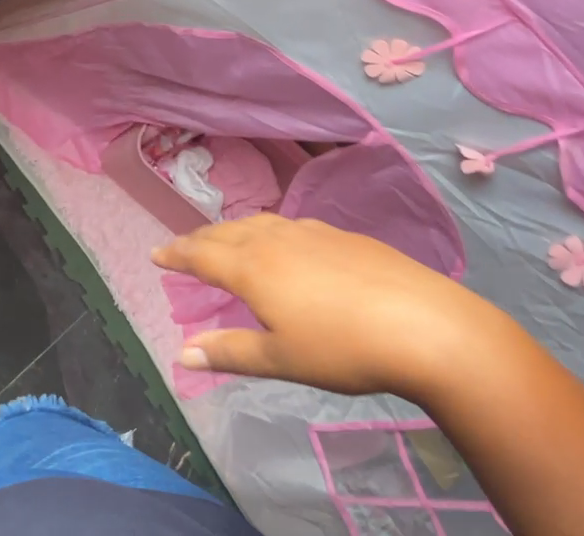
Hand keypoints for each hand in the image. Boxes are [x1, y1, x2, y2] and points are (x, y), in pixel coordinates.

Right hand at [152, 214, 520, 400]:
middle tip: (183, 247)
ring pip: (258, 224)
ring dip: (232, 231)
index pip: (201, 255)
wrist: (428, 327)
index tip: (155, 254)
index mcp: (252, 268)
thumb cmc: (344, 348)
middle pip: (225, 233)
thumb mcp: (281, 359)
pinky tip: (284, 245)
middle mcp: (275, 240)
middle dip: (199, 239)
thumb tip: (181, 353)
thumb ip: (229, 352)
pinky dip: (267, 231)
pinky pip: (289, 226)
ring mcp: (312, 233)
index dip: (176, 254)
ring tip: (226, 241)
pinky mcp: (344, 236)